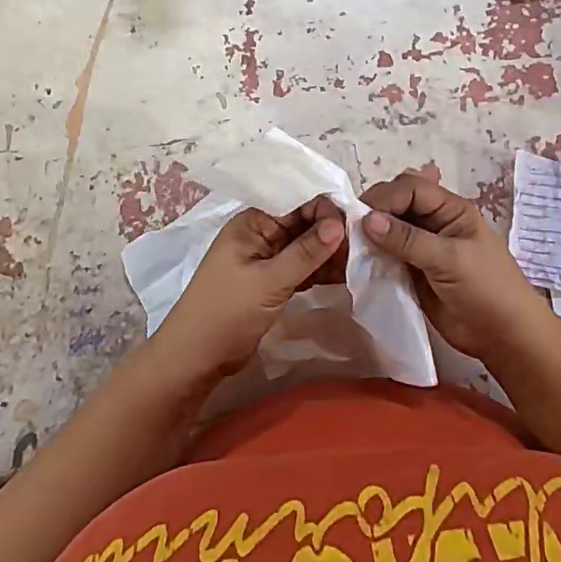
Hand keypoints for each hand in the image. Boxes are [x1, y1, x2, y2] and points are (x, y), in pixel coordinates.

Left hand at [152, 195, 347, 376]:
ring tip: (361, 259)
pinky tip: (346, 274)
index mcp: (253, 222)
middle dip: (332, 231)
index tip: (357, 224)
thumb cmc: (226, 312)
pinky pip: (303, 268)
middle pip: (304, 223)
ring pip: (306, 247)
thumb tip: (340, 222)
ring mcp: (267, 259)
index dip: (326, 209)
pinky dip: (320, 270)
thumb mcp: (269, 280)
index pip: (297, 202)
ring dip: (330, 252)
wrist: (195, 359)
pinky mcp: (273, 282)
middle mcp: (261, 234)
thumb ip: (306, 251)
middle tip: (365, 243)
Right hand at [360, 173, 553, 361]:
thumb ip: (408, 239)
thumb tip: (367, 219)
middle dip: (374, 210)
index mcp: (450, 209)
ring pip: (389, 228)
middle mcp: (434, 221)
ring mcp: (422, 246)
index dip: (385, 197)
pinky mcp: (412, 270)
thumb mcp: (449, 260)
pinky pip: (387, 254)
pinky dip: (372, 254)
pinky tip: (357, 260)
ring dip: (370, 233)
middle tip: (349, 229)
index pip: (411, 188)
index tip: (359, 215)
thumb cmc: (486, 289)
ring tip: (348, 244)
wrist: (504, 337)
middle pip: (397, 203)